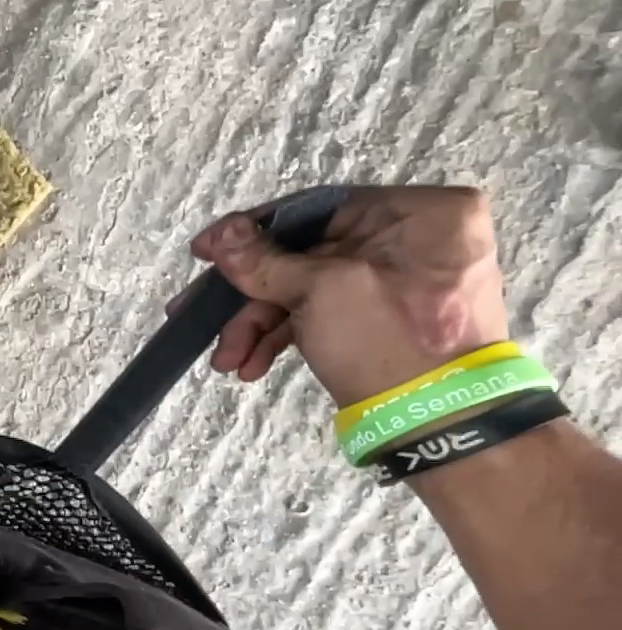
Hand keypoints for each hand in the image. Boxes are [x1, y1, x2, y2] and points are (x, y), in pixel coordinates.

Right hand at [180, 186, 510, 406]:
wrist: (435, 419)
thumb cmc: (387, 340)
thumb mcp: (321, 292)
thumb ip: (265, 261)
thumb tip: (222, 234)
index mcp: (419, 213)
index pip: (315, 209)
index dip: (251, 232)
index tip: (203, 253)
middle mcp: (413, 236)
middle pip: (301, 255)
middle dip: (247, 296)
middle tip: (193, 315)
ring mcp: (396, 278)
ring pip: (301, 288)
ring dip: (255, 325)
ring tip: (226, 360)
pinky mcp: (379, 313)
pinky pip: (316, 312)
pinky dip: (280, 336)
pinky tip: (251, 365)